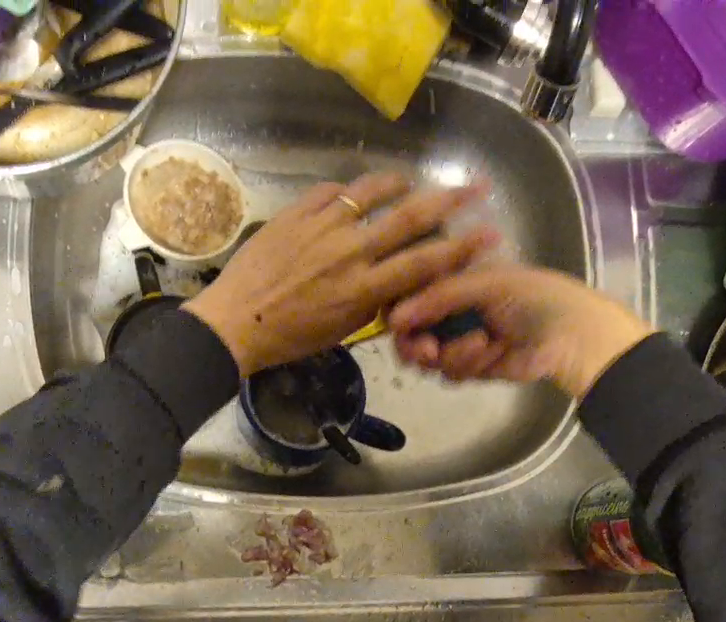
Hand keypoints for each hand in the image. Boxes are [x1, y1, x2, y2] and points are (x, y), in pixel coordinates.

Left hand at [183, 172, 498, 377]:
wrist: (236, 322)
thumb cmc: (291, 338)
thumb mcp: (341, 330)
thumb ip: (373, 302)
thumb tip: (396, 279)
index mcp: (364, 289)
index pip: (424, 263)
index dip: (461, 247)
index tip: (489, 233)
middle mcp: (350, 252)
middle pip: (409, 218)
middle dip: (448, 200)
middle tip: (475, 186)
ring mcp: (322, 226)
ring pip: (371, 191)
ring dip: (397, 183)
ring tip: (409, 180)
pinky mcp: (296, 212)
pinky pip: (331, 190)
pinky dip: (348, 189)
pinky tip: (354, 192)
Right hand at [388, 264, 653, 398]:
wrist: (572, 336)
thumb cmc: (534, 297)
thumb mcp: (485, 284)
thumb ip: (437, 298)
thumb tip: (391, 319)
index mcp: (455, 281)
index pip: (412, 296)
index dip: (400, 311)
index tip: (398, 323)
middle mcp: (453, 311)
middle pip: (412, 334)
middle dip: (416, 344)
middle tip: (427, 351)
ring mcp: (461, 341)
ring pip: (429, 358)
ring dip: (450, 354)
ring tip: (479, 345)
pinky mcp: (474, 368)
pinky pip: (451, 374)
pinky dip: (467, 365)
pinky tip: (490, 352)